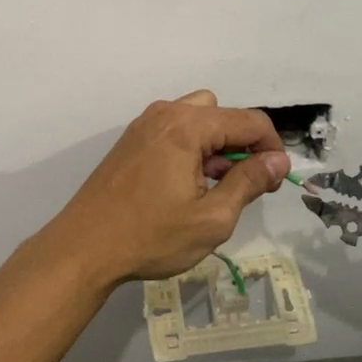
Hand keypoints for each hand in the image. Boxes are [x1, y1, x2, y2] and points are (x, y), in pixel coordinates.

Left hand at [38, 90, 288, 286]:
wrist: (83, 248)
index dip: (272, 148)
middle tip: (241, 185)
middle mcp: (165, 114)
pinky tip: (183, 188)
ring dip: (215, 146)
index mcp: (187, 126)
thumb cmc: (150, 237)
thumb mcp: (212, 217)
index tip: (275, 181)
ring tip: (211, 188)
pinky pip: (173, 131)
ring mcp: (143, 126)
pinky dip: (190, 149)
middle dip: (241, 143)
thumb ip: (249, 182)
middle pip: (221, 113)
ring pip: (197, 119)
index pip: (249, 121)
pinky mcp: (130, 142)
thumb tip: (278, 160)